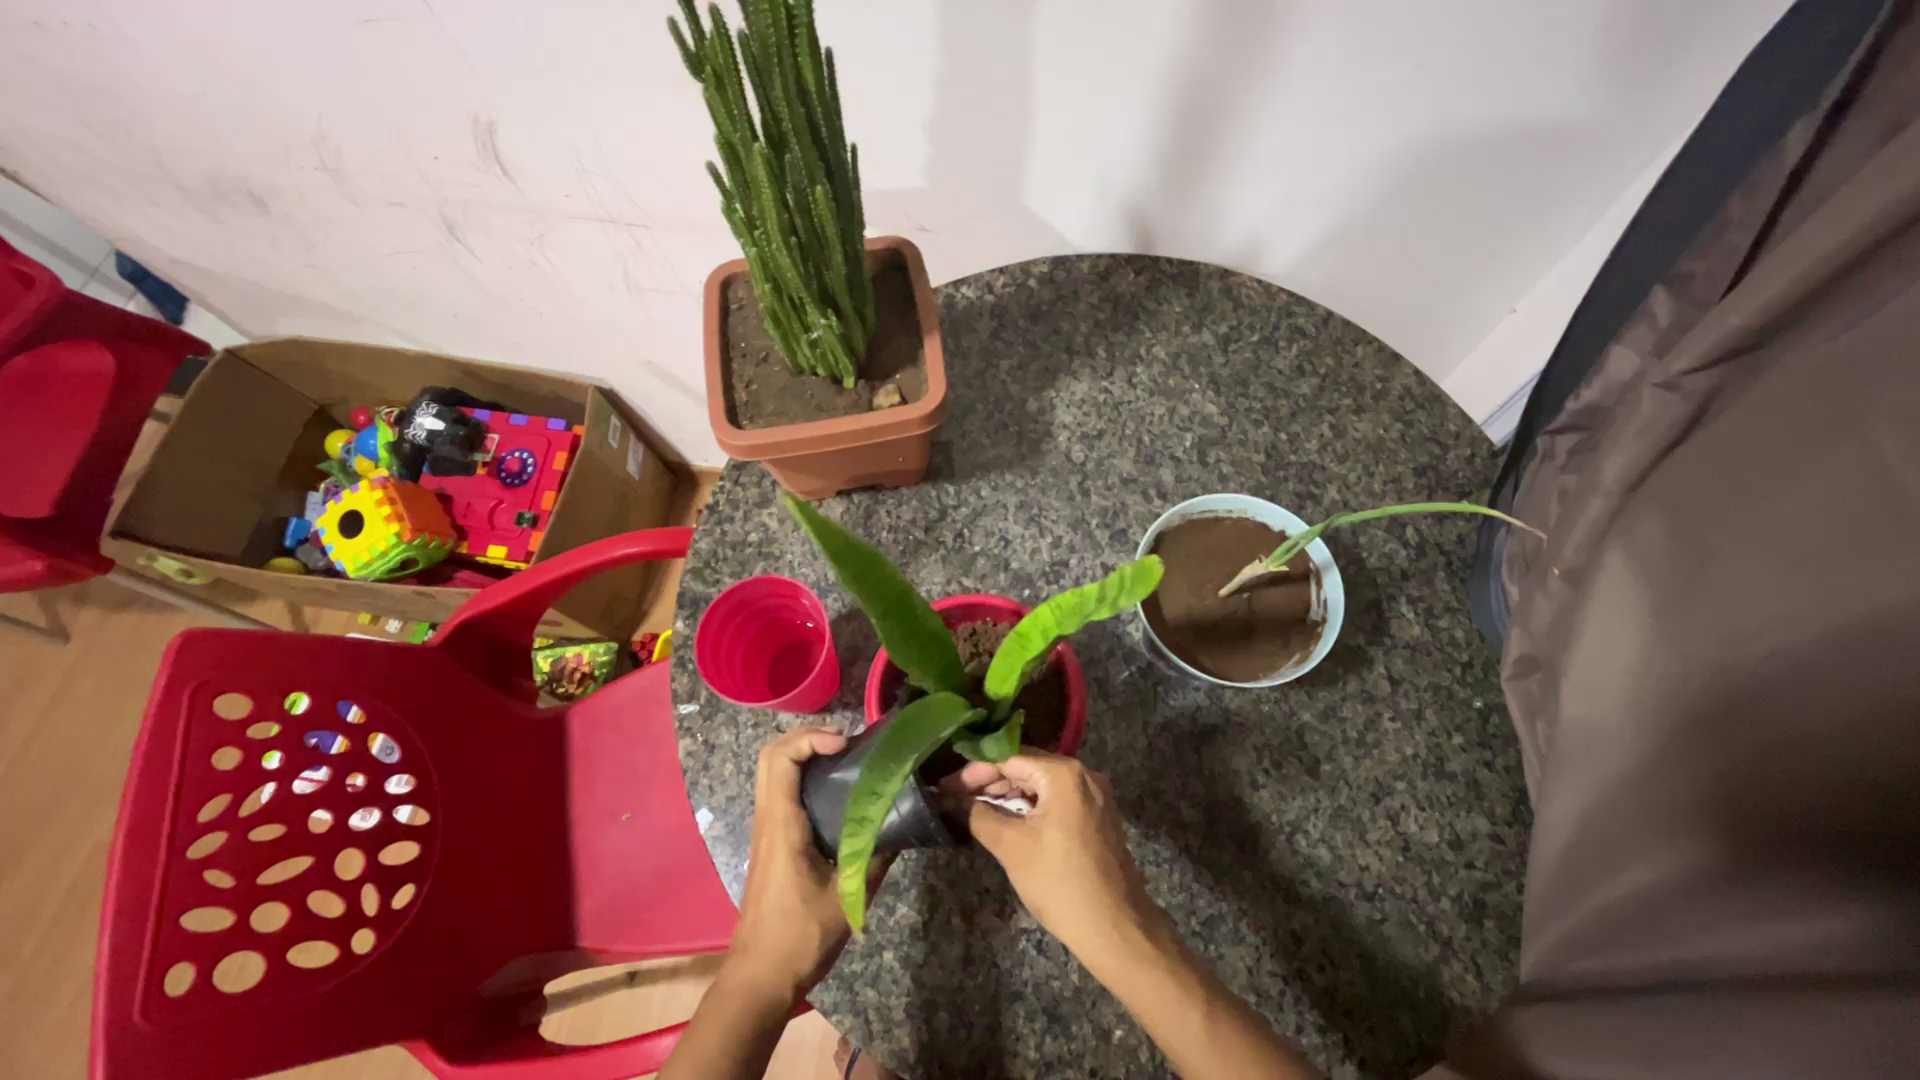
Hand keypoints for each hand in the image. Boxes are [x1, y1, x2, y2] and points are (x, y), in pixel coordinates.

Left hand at [725, 726, 850, 1005]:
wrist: (761, 976)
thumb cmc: (800, 936)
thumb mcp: (849, 895)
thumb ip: (877, 853)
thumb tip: (905, 819)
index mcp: (782, 824)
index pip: (781, 759)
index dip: (811, 739)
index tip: (846, 744)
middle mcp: (769, 818)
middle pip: (772, 755)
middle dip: (808, 737)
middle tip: (847, 744)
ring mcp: (767, 829)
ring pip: (775, 772)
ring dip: (806, 755)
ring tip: (848, 760)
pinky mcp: (773, 841)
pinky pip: (783, 791)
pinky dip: (806, 777)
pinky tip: (839, 793)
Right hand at [958, 751, 1162, 955]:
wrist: (1115, 928)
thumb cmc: (1059, 883)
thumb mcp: (1010, 846)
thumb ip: (977, 814)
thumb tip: (951, 798)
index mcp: (1063, 774)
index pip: (1009, 758)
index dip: (974, 772)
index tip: (945, 786)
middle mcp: (1083, 774)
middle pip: (1026, 767)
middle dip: (991, 781)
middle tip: (955, 797)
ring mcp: (1095, 795)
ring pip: (1041, 784)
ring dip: (1009, 794)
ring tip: (975, 807)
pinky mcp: (1097, 816)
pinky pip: (1057, 799)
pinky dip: (1031, 806)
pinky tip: (1008, 818)